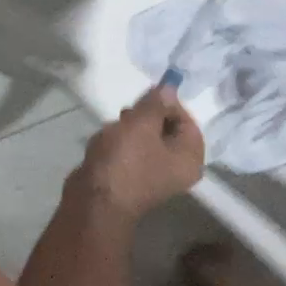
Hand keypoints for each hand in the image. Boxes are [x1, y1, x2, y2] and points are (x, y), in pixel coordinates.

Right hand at [73, 86, 205, 218]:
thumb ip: (155, 105)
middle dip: (149, 116)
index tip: (145, 94)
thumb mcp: (140, 126)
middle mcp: (180, 169)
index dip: (170, 105)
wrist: (96, 197)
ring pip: (152, 141)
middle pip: (171, 132)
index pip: (189, 123)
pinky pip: (138, 152)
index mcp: (189, 158)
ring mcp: (158, 175)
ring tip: (114, 125)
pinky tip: (108, 139)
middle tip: (127, 110)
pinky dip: (125, 141)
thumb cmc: (124, 160)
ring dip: (134, 127)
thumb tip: (170, 87)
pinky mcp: (137, 177)